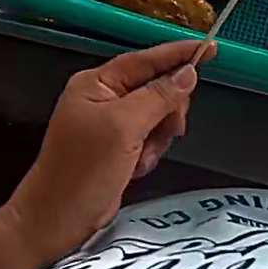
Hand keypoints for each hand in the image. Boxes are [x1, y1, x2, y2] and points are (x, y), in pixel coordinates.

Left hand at [7, 40, 209, 258]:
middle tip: (168, 131)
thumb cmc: (83, 170)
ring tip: (141, 157)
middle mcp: (105, 98)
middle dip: (166, 113)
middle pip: (158, 89)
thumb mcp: (124, 127)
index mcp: (98, 83)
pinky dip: (150, 152)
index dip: (180, 54)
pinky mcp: (120, 146)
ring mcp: (112, 123)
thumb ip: (159, 96)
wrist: (56, 221)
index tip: (211, 48)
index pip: (146, 59)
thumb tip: (189, 73)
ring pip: (160, 115)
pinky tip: (136, 166)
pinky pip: (152, 137)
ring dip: (158, 138)